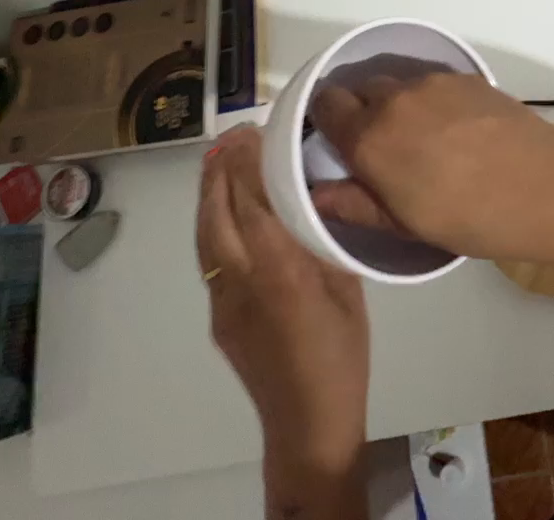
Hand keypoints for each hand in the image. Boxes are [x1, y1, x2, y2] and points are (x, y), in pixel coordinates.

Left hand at [197, 124, 368, 473]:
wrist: (308, 421)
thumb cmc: (342, 355)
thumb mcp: (347, 292)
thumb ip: (324, 246)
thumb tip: (314, 203)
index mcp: (281, 274)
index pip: (254, 206)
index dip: (247, 165)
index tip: (250, 132)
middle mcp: (242, 282)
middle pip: (217, 216)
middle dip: (219, 172)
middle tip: (230, 136)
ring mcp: (222, 301)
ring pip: (205, 238)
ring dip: (209, 195)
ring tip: (218, 161)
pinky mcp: (217, 316)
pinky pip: (210, 258)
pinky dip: (213, 223)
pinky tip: (225, 210)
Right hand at [307, 71, 553, 259]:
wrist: (543, 185)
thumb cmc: (470, 218)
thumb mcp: (405, 223)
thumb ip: (356, 203)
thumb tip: (317, 194)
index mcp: (369, 138)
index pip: (326, 104)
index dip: (329, 120)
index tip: (340, 141)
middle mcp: (395, 100)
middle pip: (362, 90)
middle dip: (364, 112)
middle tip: (386, 148)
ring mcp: (434, 83)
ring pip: (400, 85)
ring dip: (400, 104)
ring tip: (425, 140)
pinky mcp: (467, 78)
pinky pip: (433, 83)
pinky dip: (432, 99)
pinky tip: (456, 129)